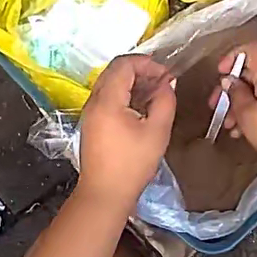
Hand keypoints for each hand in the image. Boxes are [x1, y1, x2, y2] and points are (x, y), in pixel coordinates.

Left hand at [76, 54, 175, 209]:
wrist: (105, 193)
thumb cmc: (132, 164)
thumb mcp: (157, 132)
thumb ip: (164, 102)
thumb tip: (167, 85)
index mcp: (108, 100)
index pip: (124, 65)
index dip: (147, 63)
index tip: (166, 75)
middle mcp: (94, 102)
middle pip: (114, 71)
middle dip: (140, 70)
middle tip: (162, 81)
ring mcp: (90, 113)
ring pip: (109, 84)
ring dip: (132, 83)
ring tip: (154, 94)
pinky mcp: (91, 124)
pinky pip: (107, 98)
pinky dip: (124, 95)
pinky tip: (141, 108)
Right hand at [210, 41, 256, 171]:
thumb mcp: (248, 115)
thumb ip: (236, 95)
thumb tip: (230, 82)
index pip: (252, 48)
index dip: (233, 55)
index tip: (221, 73)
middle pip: (251, 72)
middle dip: (231, 88)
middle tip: (216, 105)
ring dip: (239, 104)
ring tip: (228, 125)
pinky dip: (253, 112)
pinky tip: (242, 131)